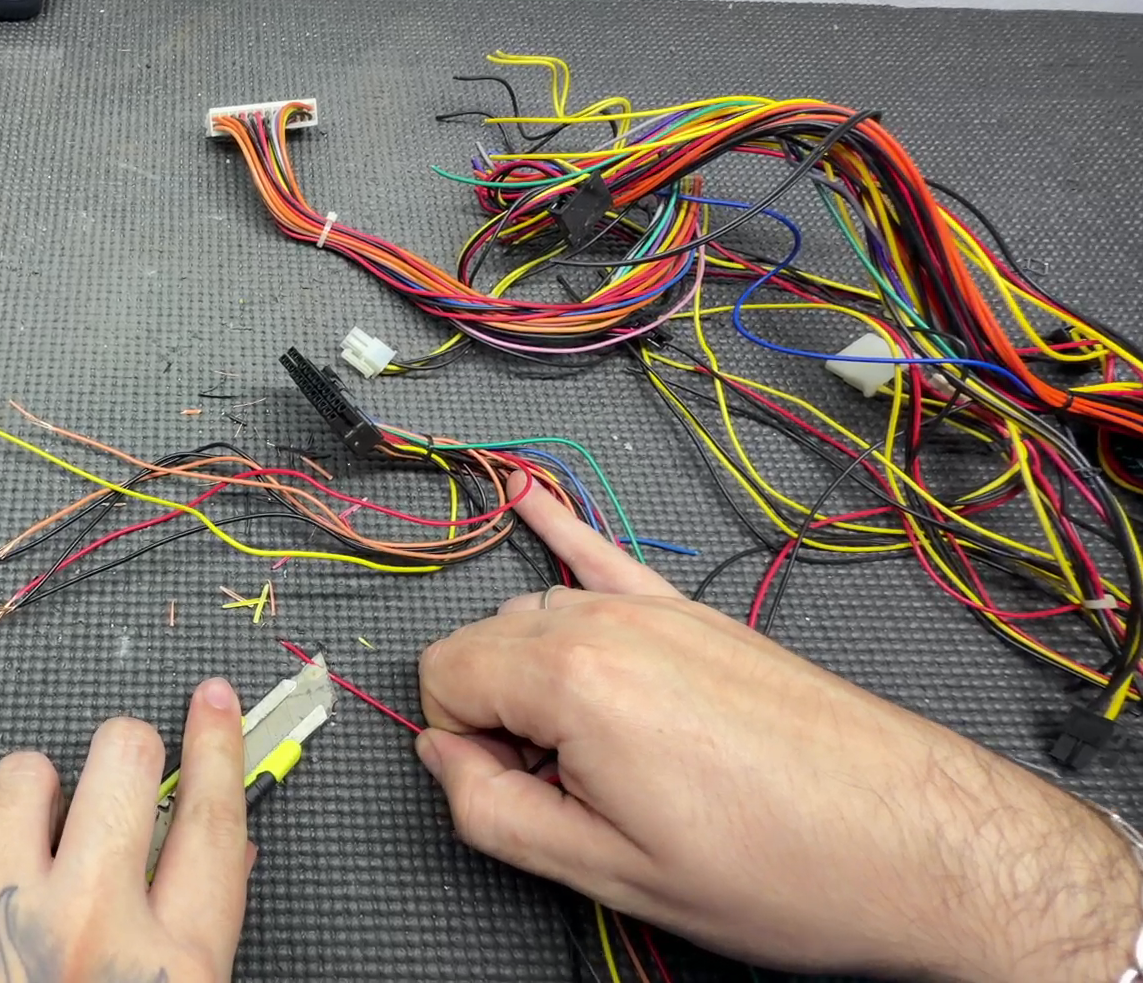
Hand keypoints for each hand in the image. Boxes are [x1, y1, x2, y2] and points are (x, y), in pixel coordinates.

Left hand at [0, 678, 253, 982]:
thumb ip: (188, 942)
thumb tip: (223, 855)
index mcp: (161, 978)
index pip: (212, 824)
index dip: (217, 747)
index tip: (212, 701)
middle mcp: (80, 929)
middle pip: (124, 756)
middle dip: (123, 752)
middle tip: (107, 782)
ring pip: (25, 771)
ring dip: (26, 807)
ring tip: (15, 871)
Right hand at [416, 474, 1141, 982]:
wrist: (930, 849)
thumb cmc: (780, 866)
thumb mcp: (608, 872)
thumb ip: (488, 811)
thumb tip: (442, 757)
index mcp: (567, 678)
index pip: (440, 675)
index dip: (462, 742)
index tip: (515, 785)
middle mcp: (597, 621)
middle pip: (474, 642)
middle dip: (489, 708)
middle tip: (557, 778)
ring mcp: (641, 605)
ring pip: (522, 614)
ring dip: (524, 671)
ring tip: (590, 741)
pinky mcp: (680, 608)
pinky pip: (594, 549)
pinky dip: (554, 526)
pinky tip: (525, 500)